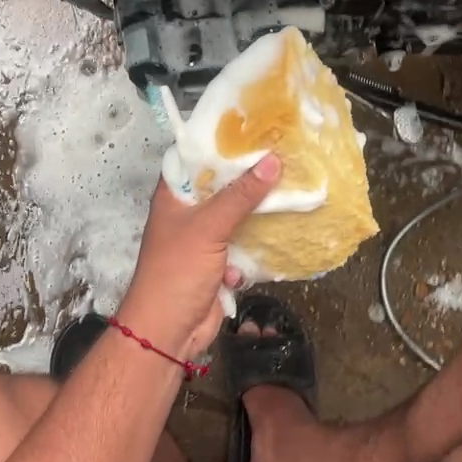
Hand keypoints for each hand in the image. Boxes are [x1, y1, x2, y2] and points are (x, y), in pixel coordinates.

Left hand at [115, 155, 280, 362]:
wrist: (169, 331)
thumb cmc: (177, 271)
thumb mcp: (209, 226)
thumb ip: (241, 194)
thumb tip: (272, 161)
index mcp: (174, 195)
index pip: (196, 157)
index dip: (222, 143)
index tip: (256, 130)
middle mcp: (188, 212)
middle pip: (222, 187)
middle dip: (250, 181)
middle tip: (287, 159)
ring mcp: (204, 238)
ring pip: (237, 217)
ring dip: (257, 217)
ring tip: (292, 195)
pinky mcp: (219, 263)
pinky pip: (243, 246)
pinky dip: (252, 249)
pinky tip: (276, 239)